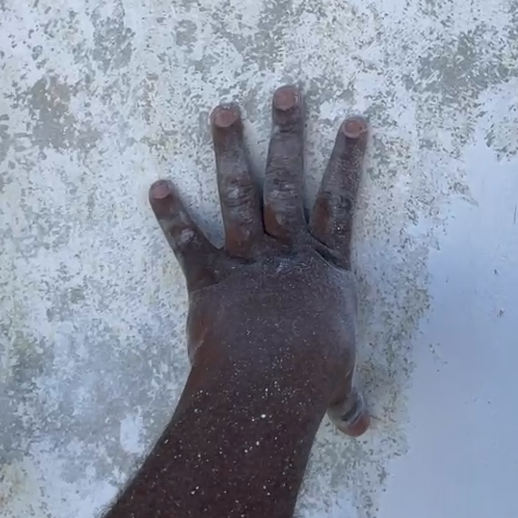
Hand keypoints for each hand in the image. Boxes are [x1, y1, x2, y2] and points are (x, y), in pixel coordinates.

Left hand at [148, 85, 370, 435]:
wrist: (267, 390)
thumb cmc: (310, 382)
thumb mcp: (334, 385)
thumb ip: (343, 397)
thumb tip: (361, 427)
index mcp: (324, 266)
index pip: (340, 201)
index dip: (348, 160)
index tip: (354, 120)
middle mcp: (287, 252)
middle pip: (287, 181)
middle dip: (288, 134)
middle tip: (285, 90)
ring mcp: (247, 261)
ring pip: (239, 195)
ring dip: (229, 150)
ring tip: (222, 108)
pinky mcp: (209, 280)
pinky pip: (189, 244)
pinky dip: (171, 217)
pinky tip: (155, 185)